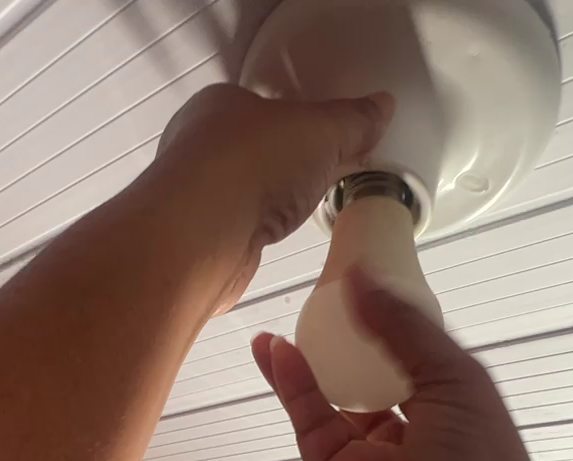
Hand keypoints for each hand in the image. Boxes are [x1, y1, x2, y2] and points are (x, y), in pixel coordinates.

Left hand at [157, 84, 391, 311]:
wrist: (206, 235)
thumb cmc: (248, 165)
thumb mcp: (320, 131)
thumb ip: (352, 121)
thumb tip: (378, 109)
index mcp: (218, 106)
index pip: (258, 108)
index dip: (289, 122)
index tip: (315, 138)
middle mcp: (196, 150)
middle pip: (245, 154)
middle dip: (277, 167)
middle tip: (311, 178)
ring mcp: (193, 200)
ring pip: (236, 197)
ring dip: (263, 205)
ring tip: (293, 212)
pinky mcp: (199, 244)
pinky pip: (233, 235)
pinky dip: (252, 237)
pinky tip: (266, 241)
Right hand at [252, 270, 551, 460]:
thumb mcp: (457, 383)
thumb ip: (406, 329)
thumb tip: (362, 276)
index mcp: (464, 412)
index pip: (426, 357)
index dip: (398, 321)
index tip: (368, 282)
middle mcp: (420, 437)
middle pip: (379, 377)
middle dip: (354, 340)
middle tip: (325, 297)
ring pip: (338, 400)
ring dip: (315, 359)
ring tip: (291, 317)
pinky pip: (311, 425)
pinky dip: (292, 387)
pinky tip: (274, 350)